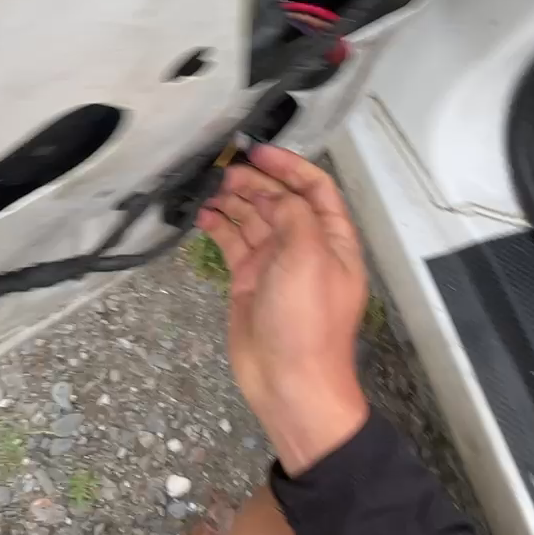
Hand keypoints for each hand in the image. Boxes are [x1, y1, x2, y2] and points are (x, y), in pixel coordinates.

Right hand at [196, 146, 369, 475]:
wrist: (289, 383)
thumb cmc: (308, 320)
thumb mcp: (309, 256)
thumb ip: (293, 214)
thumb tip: (269, 196)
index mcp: (331, 239)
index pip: (314, 188)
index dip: (289, 165)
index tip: (257, 151)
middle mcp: (304, 246)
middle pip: (279, 200)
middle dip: (254, 181)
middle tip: (224, 170)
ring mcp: (275, 263)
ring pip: (253, 218)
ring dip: (233, 200)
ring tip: (209, 188)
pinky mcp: (249, 280)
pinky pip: (233, 242)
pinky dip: (218, 226)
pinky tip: (202, 215)